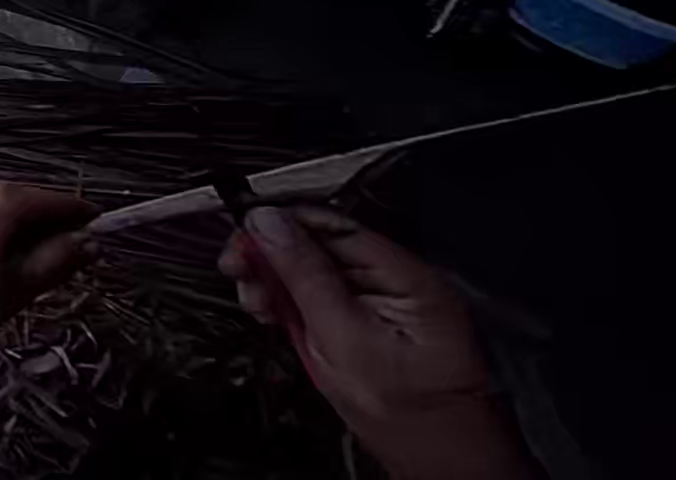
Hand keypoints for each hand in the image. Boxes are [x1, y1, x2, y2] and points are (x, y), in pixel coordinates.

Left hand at [0, 182, 93, 332]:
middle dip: (60, 228)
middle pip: (40, 200)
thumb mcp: (20, 284)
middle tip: (68, 266)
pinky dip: (13, 229)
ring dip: (35, 231)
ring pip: (18, 207)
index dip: (88, 220)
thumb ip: (58, 261)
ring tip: (35, 270)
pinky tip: (6, 260)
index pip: (63, 201)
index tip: (104, 243)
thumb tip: (91, 244)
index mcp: (8, 200)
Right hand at [221, 206, 532, 479]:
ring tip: (255, 299)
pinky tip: (268, 308)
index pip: (326, 222)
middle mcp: (389, 279)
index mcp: (403, 277)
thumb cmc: (414, 417)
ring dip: (266, 277)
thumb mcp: (344, 337)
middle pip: (308, 240)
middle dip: (266, 255)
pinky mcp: (351, 313)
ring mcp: (370, 297)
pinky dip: (278, 295)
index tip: (243, 238)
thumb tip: (267, 220)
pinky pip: (303, 287)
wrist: (436, 466)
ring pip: (299, 262)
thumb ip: (302, 274)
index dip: (277, 225)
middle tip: (240, 269)